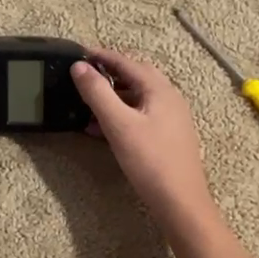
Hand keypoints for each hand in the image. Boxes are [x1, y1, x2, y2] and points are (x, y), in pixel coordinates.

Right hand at [72, 49, 212, 213]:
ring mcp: (170, 118)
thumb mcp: (118, 124)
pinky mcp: (166, 136)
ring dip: (111, 96)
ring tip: (85, 102)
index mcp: (160, 90)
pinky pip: (138, 114)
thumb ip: (97, 93)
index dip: (101, 56)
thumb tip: (78, 66)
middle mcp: (168, 98)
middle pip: (134, 76)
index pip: (127, 62)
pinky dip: (118, 114)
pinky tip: (98, 128)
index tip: (77, 53)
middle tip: (82, 75)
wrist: (180, 203)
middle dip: (108, 73)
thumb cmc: (150, 160)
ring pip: (136, 97)